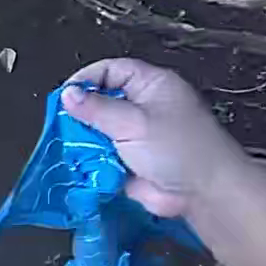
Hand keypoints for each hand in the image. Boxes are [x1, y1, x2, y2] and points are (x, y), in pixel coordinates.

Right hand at [60, 57, 245, 217]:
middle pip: (100, 101)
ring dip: (84, 140)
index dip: (86, 80)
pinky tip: (79, 166)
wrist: (203, 194)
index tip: (65, 97)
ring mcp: (133, 135)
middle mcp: (141, 107)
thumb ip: (98, 109)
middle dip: (81, 114)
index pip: (110, 71)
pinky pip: (100, 156)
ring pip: (97, 131)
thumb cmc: (178, 149)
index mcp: (150, 86)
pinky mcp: (127, 161)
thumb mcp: (134, 123)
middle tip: (62, 127)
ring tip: (71, 149)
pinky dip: (89, 161)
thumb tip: (67, 95)